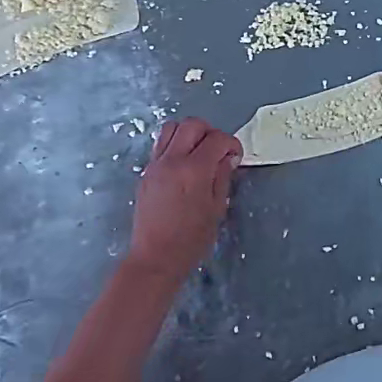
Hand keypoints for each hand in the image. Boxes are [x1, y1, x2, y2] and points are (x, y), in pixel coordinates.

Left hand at [126, 118, 240, 282]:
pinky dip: (174, 143)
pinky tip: (183, 163)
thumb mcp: (216, 209)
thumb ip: (222, 177)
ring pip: (172, 127)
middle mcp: (173, 160)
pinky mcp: (146, 171)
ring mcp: (156, 163)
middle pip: (192, 124)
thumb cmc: (191, 239)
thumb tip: (227, 157)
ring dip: (189, 132)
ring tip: (198, 151)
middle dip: (210, 131)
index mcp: (194, 170)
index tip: (235, 155)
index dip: (231, 143)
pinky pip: (160, 144)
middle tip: (217, 149)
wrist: (155, 257)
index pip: (217, 139)